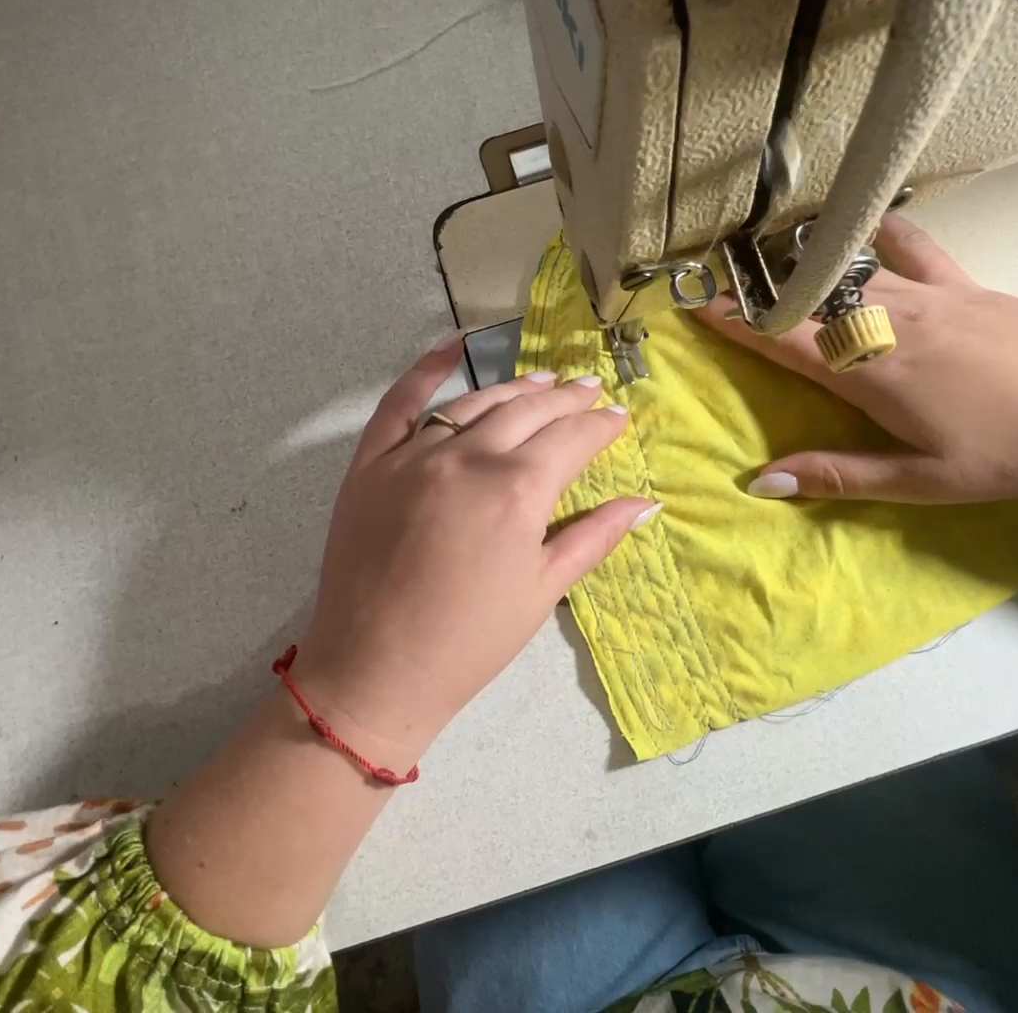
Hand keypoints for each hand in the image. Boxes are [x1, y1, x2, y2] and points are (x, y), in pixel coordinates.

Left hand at [291, 336, 656, 766]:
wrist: (373, 671)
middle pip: (528, 411)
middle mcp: (467, 458)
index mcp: (516, 491)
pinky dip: (427, 368)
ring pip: (475, 402)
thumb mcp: (542, 591)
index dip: (602, 425)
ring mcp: (412, 455)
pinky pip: (400, 402)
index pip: (572, 439)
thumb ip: (594, 537)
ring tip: (544, 381)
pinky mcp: (370, 463)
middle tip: (589, 391)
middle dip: (566, 399)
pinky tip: (454, 345)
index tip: (619, 418)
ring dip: (515, 388)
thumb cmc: (469, 643)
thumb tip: (647, 503)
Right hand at [699, 214, 1017, 501]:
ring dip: (808, 268)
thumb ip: (838, 474)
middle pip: (812, 299)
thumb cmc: (1010, 456)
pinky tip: (869, 227)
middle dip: (762, 291)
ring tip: (774, 260)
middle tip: (724, 281)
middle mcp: (892, 324)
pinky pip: (915, 248)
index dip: (738, 322)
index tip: (698, 304)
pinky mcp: (968, 285)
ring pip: (853, 272)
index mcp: (873, 374)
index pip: (787, 340)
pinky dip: (883, 235)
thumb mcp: (921, 482)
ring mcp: (932, 297)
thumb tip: (761, 481)